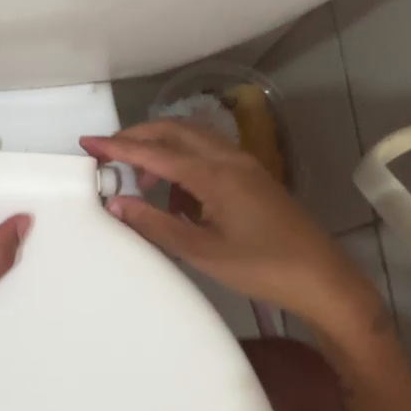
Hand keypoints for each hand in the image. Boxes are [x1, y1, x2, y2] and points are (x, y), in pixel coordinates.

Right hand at [81, 120, 382, 328]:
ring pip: (193, 138)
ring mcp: (245, 165)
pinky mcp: (253, 177)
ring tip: (139, 176)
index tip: (88, 142)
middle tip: (107, 151)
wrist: (323, 280)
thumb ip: (155, 223)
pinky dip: (184, 160)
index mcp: (214, 175)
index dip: (118, 146)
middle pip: (175, 130)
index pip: (155, 152)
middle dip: (138, 135)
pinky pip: (209, 153)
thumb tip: (116, 203)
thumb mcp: (201, 251)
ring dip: (162, 146)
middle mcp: (229, 160)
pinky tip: (177, 192)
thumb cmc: (261, 268)